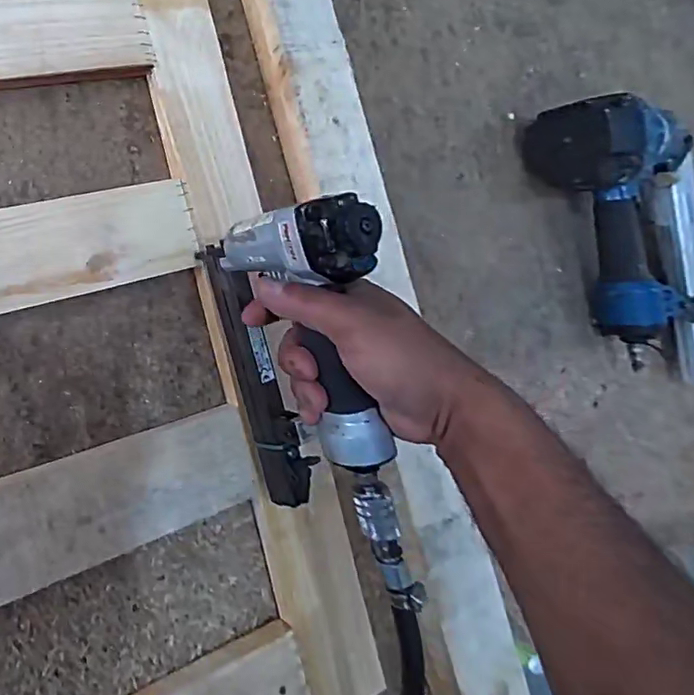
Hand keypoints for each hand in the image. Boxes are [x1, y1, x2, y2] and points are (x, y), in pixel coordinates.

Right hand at [241, 277, 505, 444]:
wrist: (443, 408)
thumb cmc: (399, 356)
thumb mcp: (350, 325)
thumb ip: (305, 304)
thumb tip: (264, 282)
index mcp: (348, 299)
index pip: (301, 288)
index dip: (273, 300)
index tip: (250, 317)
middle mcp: (346, 324)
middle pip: (297, 334)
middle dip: (295, 357)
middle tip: (307, 372)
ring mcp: (349, 357)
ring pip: (304, 366)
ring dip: (305, 385)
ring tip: (321, 400)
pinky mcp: (352, 387)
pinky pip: (317, 389)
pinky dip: (314, 401)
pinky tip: (321, 413)